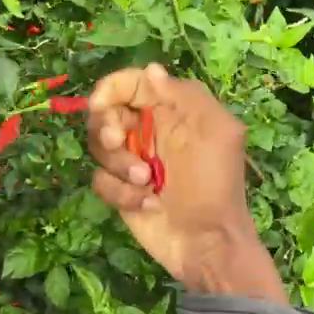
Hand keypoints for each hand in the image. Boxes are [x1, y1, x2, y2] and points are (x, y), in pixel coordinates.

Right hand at [86, 64, 285, 302]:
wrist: (207, 243)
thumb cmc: (213, 185)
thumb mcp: (214, 131)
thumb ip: (183, 95)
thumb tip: (151, 69)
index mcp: (173, 110)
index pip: (130, 84)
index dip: (110, 89)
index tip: (101, 105)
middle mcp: (149, 132)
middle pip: (105, 113)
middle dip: (108, 129)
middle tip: (119, 143)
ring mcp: (132, 162)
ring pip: (98, 147)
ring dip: (119, 165)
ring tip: (147, 182)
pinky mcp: (120, 191)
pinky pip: (99, 180)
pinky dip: (120, 192)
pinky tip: (146, 203)